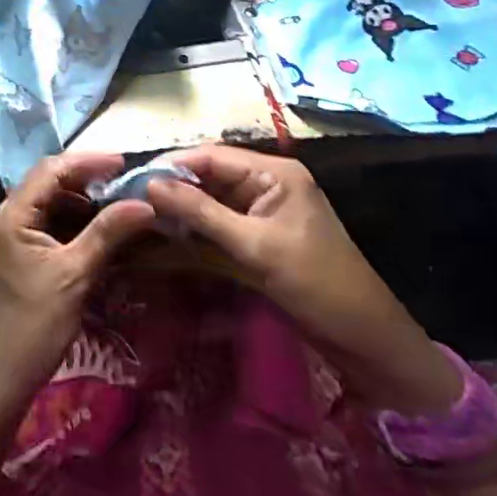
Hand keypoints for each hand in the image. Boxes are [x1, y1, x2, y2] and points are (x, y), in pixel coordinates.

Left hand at [0, 151, 155, 399]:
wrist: (8, 370)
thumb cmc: (38, 322)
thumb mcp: (76, 274)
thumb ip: (107, 233)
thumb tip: (146, 204)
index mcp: (12, 214)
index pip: (50, 170)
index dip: (87, 161)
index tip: (124, 163)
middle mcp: (8, 215)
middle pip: (49, 180)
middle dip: (88, 177)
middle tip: (127, 180)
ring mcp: (14, 232)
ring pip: (51, 199)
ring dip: (84, 197)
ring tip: (120, 199)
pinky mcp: (23, 248)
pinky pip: (51, 219)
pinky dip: (76, 217)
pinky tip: (103, 223)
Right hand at [146, 145, 461, 413]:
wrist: (366, 339)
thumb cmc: (316, 285)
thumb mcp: (254, 247)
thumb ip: (201, 213)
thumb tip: (150, 184)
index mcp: (275, 173)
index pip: (211, 156)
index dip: (171, 165)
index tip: (131, 180)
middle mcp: (267, 183)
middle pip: (208, 175)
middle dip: (172, 187)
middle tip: (130, 202)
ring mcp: (263, 210)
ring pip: (210, 199)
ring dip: (180, 209)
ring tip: (140, 217)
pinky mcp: (259, 235)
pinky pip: (219, 222)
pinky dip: (195, 228)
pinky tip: (167, 235)